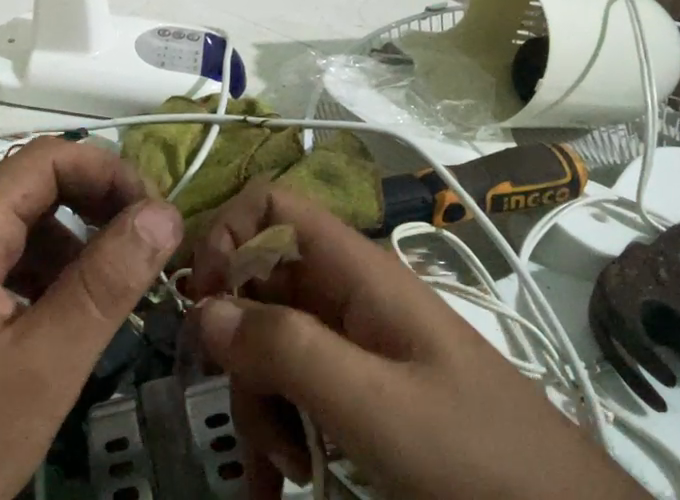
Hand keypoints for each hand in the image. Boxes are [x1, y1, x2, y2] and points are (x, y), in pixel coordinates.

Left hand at [0, 137, 182, 499]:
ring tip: (124, 291)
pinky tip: (79, 317)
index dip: (106, 172)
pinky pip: (12, 267)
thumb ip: (106, 283)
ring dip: (80, 247)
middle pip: (34, 189)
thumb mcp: (44, 365)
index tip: (158, 215)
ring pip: (27, 229)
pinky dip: (54, 279)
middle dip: (98, 207)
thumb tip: (165, 213)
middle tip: (151, 250)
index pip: (43, 160)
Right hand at [184, 182, 646, 499]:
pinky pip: (296, 393)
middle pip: (259, 287)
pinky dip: (277, 431)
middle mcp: (349, 298)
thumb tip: (203, 308)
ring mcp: (355, 348)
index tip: (202, 303)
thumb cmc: (477, 456)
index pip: (272, 207)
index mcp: (358, 272)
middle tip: (251, 418)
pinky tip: (279, 480)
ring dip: (256, 404)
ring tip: (278, 471)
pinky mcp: (361, 395)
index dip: (226, 237)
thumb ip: (286, 349)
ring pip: (269, 346)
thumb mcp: (376, 405)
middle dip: (238, 351)